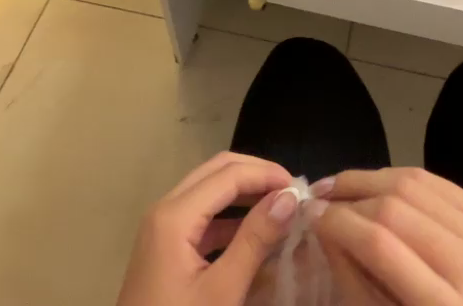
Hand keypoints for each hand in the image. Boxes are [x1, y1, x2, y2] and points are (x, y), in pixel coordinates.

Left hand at [117, 151, 299, 305]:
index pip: (228, 174)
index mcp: (174, 215)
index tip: (300, 188)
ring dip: (244, 192)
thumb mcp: (222, 291)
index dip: (266, 174)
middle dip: (255, 174)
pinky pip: (201, 216)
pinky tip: (254, 232)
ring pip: (208, 190)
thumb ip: (254, 241)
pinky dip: (229, 216)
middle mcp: (165, 209)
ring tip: (279, 207)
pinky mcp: (165, 246)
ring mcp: (162, 226)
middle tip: (291, 192)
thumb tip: (288, 199)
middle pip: (216, 171)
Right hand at [311, 168, 462, 305]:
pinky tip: (373, 185)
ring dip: (367, 180)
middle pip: (396, 208)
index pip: (381, 245)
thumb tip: (320, 218)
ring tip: (339, 187)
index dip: (339, 222)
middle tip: (319, 197)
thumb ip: (350, 272)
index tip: (308, 212)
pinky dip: (395, 176)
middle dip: (349, 197)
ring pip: (411, 183)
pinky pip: (430, 179)